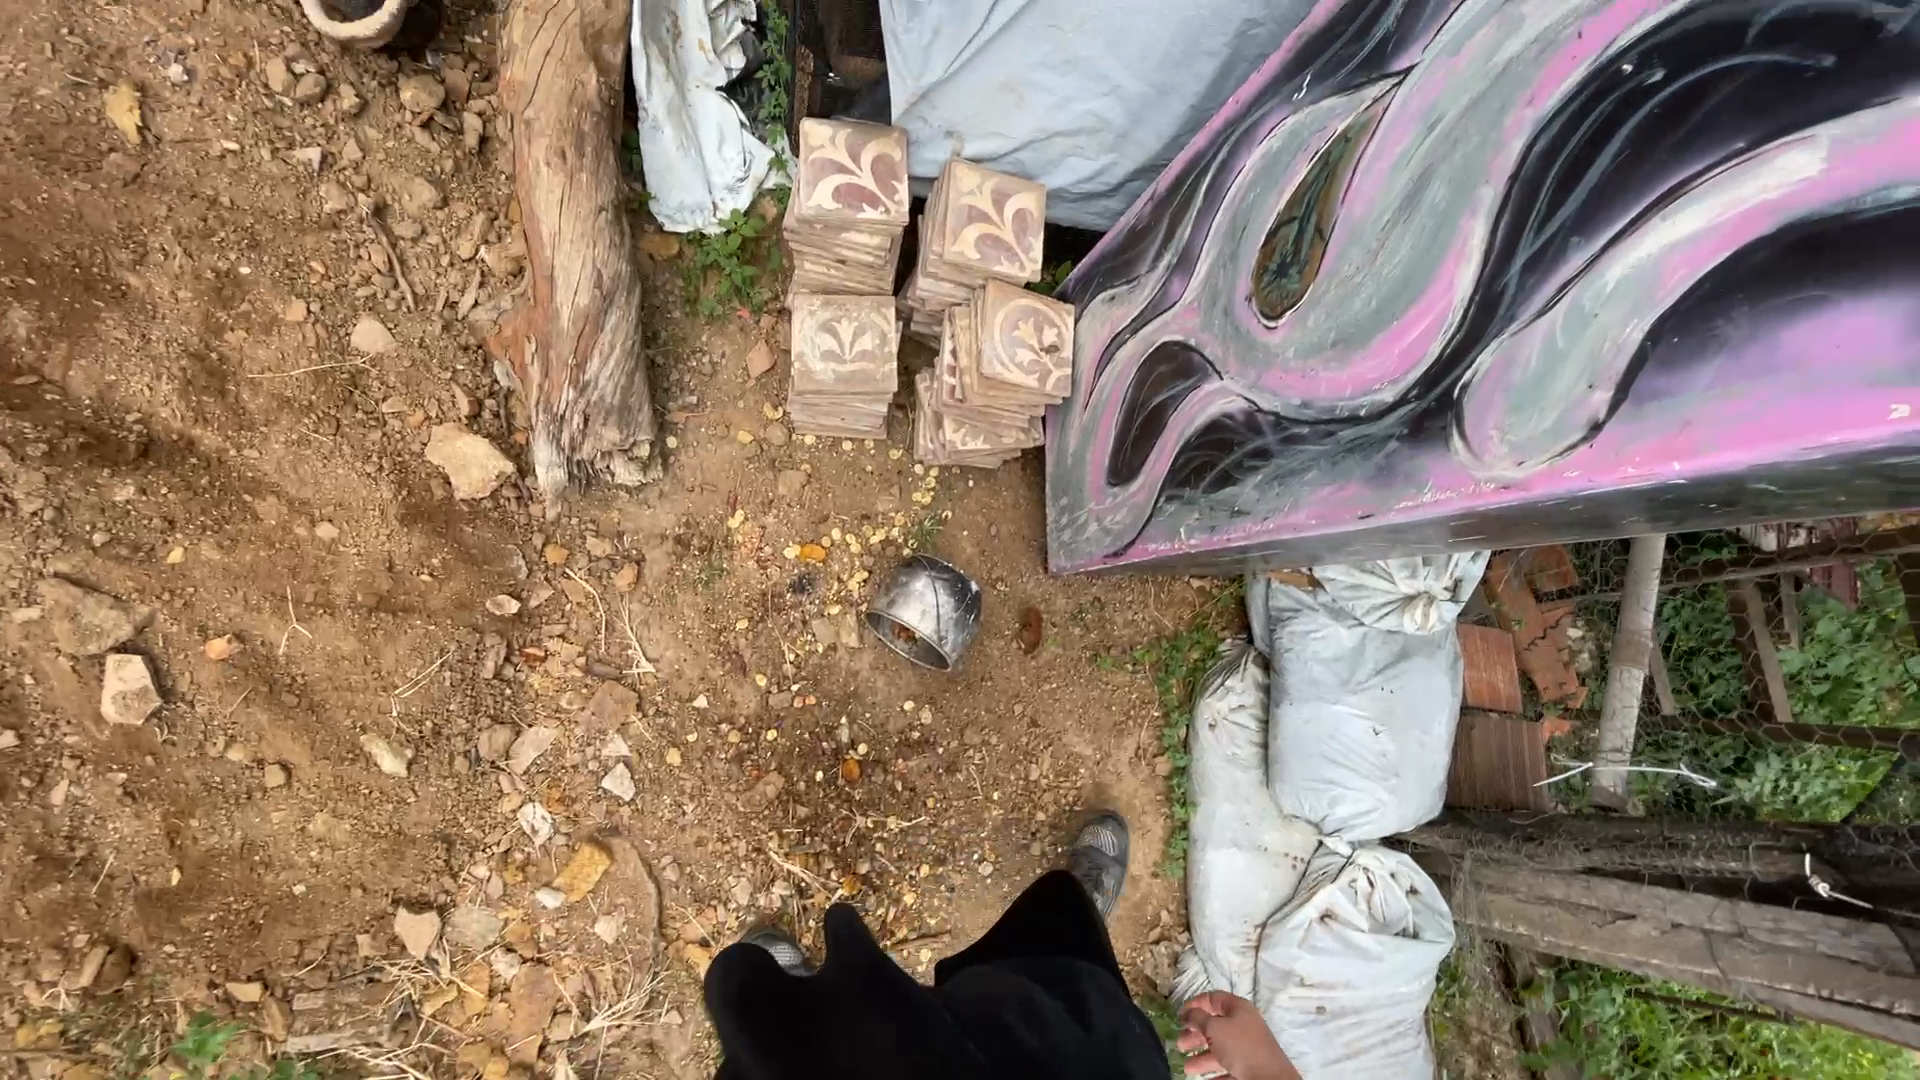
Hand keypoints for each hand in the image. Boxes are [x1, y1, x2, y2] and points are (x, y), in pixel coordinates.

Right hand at [1175, 992, 1299, 1079]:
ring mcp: (1248, 1048)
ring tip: (1187, 1067)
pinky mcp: (1250, 1068)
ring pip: (1220, 1049)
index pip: (1213, 998)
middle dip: (1195, 1035)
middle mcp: (1243, 1025)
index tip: (1180, 1014)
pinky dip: (1215, 1073)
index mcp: (1238, 1008)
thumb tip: (1187, 1012)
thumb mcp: (1214, 1028)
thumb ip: (1198, 1018)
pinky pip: (1228, 1067)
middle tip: (1180, 1044)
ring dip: (1202, 1057)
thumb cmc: (1241, 1047)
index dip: (1195, 1004)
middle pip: (1214, 1026)